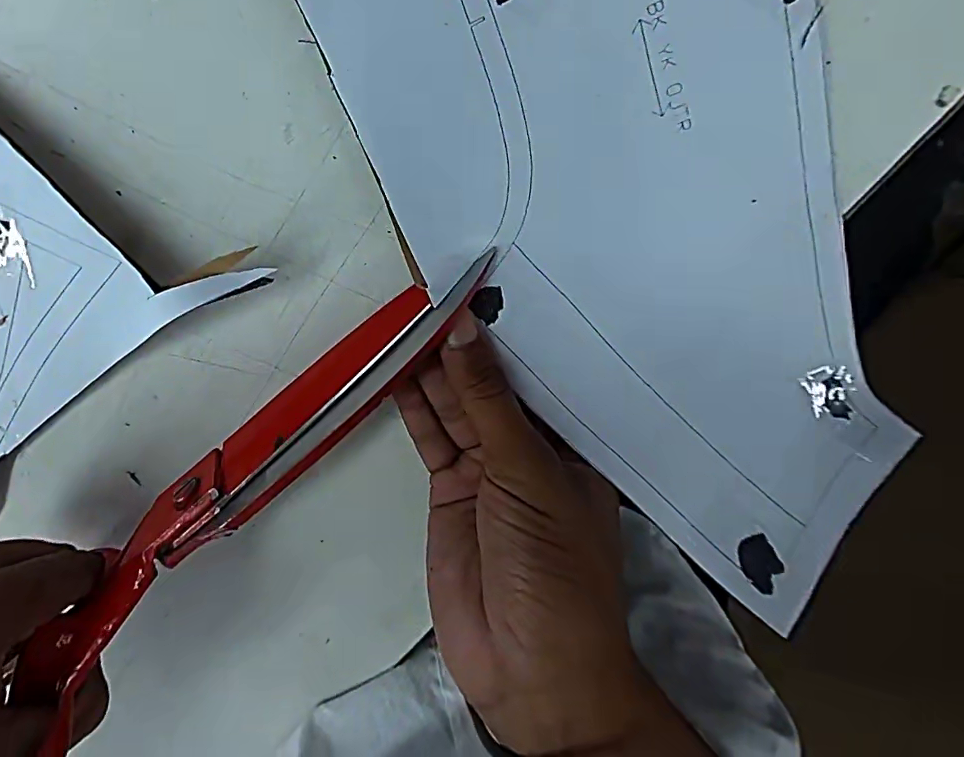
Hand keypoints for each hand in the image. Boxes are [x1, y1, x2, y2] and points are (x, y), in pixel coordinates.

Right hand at [393, 314, 708, 755]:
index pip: (532, 376)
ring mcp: (483, 470)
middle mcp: (525, 450)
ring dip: (430, 368)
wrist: (528, 673)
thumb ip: (486, 401)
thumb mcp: (524, 473)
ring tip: (406, 321)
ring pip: (452, 405)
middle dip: (458, 346)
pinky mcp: (448, 488)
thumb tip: (463, 330)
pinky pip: (429, 434)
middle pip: (485, 386)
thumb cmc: (554, 572)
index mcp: (566, 444)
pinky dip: (412, 403)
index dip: (503, 335)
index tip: (472, 290)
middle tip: (428, 296)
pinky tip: (398, 371)